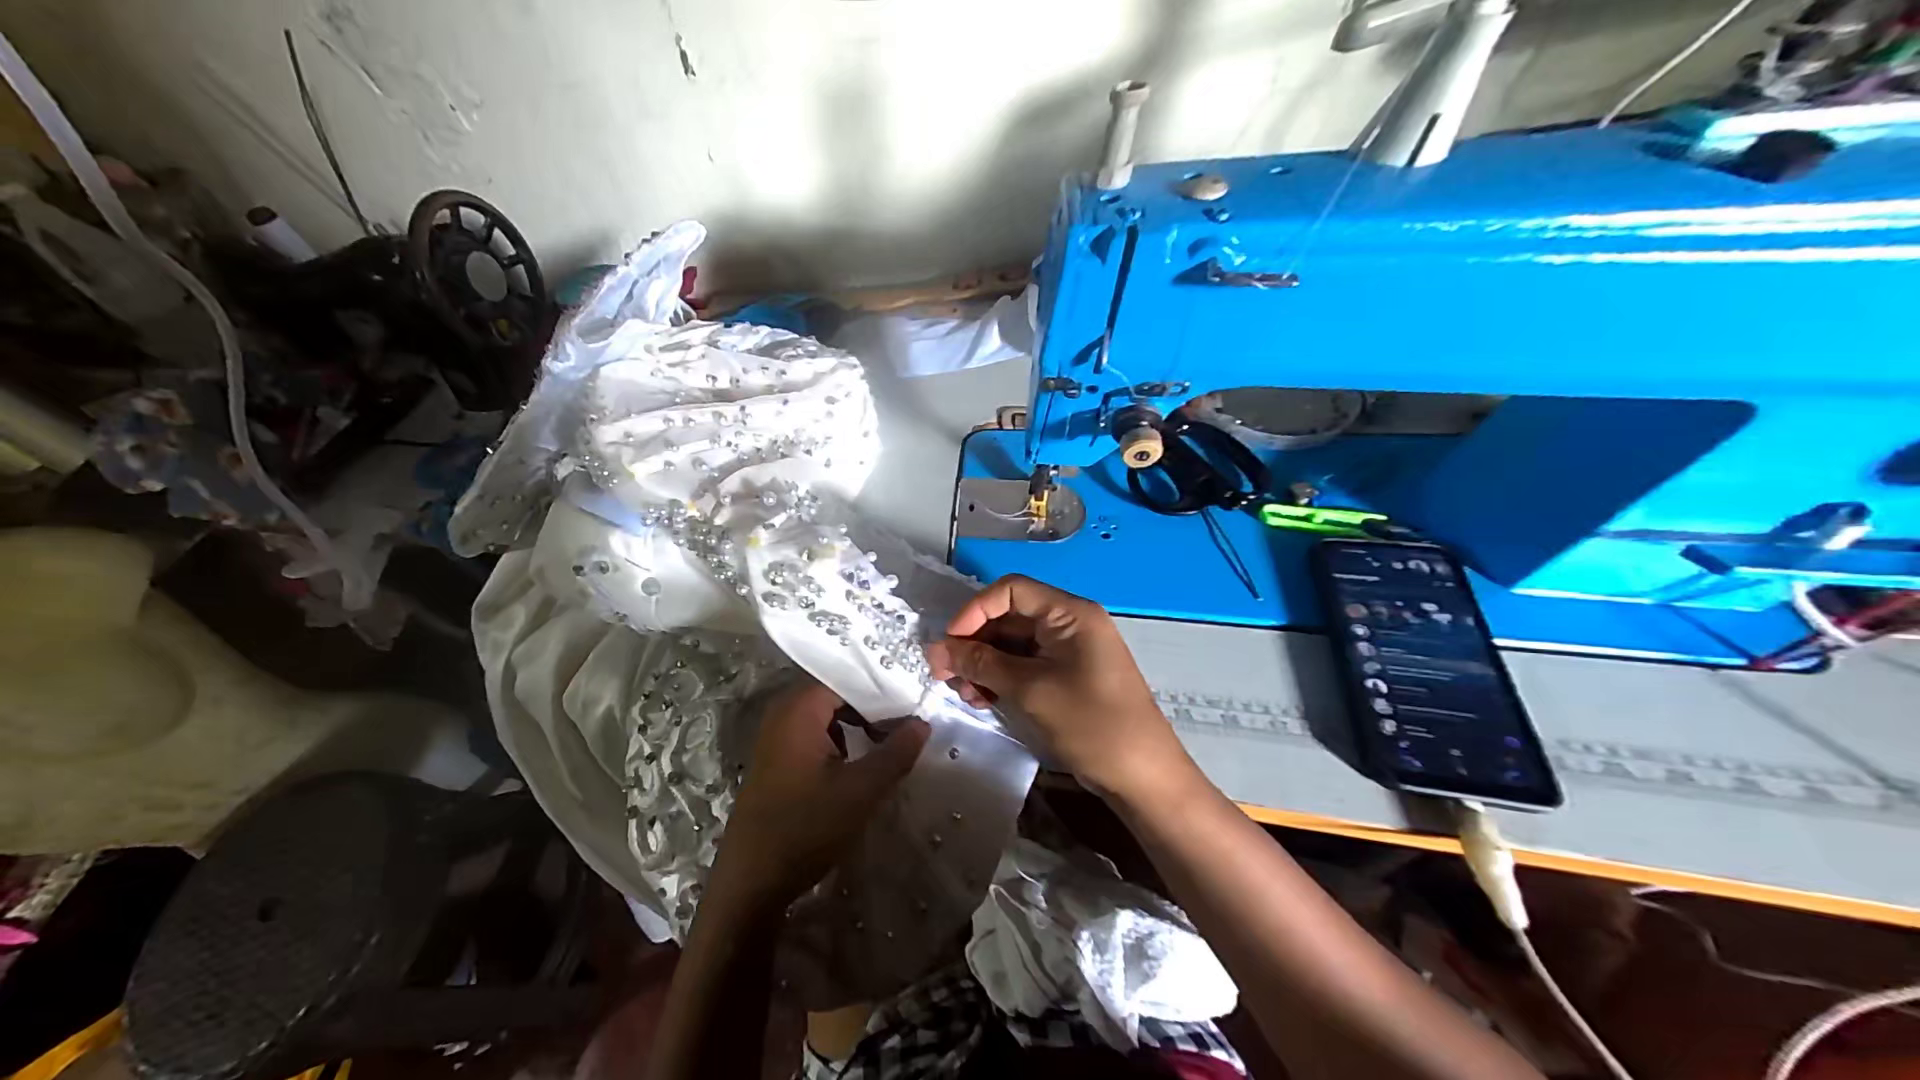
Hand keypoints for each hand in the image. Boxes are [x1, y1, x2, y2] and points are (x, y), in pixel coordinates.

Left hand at [711, 679, 929, 909]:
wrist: (752, 881)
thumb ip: (896, 752)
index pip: (847, 678)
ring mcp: (775, 738)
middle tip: (907, 720)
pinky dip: (841, 740)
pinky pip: (814, 734)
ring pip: (826, 715)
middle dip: (873, 705)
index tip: (914, 701)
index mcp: (798, 709)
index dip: (882, 687)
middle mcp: (783, 714)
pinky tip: (859, 762)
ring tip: (889, 741)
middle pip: (836, 694)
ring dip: (858, 724)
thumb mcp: (861, 790)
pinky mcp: (776, 760)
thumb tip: (922, 723)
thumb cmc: (806, 827)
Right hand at [926, 574, 1190, 800]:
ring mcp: (1069, 650)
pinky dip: (1001, 677)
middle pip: (1010, 616)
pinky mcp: (1067, 675)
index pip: (1011, 590)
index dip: (975, 610)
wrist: (1141, 775)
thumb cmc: (1090, 723)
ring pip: (1014, 643)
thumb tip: (938, 649)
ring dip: (984, 663)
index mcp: (1070, 613)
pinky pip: (1026, 664)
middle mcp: (1070, 623)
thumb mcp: (1030, 690)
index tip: (949, 642)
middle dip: (975, 642)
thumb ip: (981, 664)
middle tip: (944, 673)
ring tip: (963, 692)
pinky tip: (982, 698)